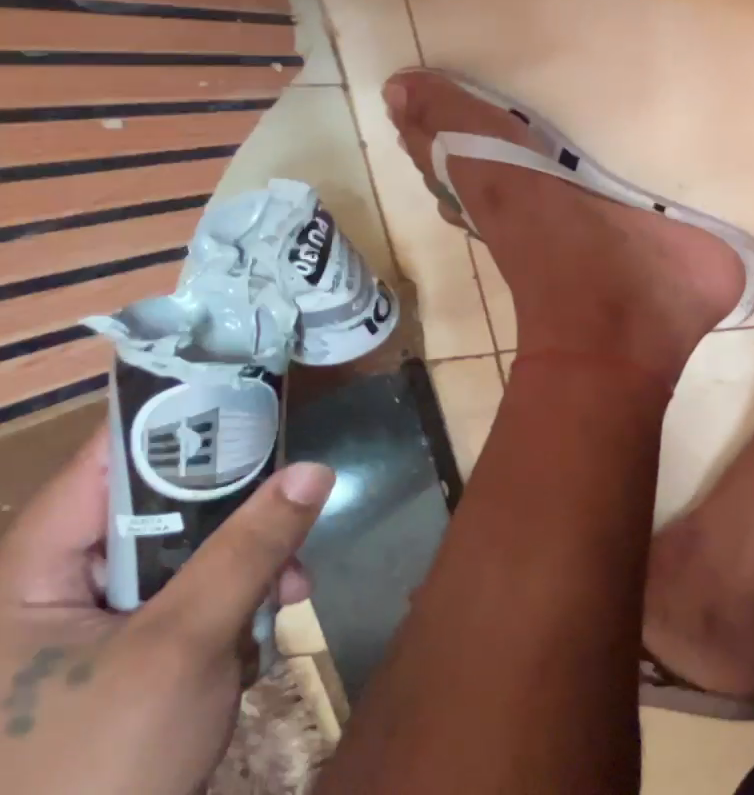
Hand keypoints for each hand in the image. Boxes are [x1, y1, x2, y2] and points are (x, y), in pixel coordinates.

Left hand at [0, 428, 333, 794]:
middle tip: (293, 538)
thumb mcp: (184, 644)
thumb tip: (312, 469)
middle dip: (235, 525)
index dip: (173, 431)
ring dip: (244, 575)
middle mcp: (43, 596)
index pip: (99, 473)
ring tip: (285, 602)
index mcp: (22, 581)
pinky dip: (230, 613)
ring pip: (180, 564)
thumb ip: (248, 550)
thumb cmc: (98, 755)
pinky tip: (256, 639)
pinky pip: (183, 608)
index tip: (251, 410)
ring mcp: (78, 635)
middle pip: (153, 518)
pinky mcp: (115, 664)